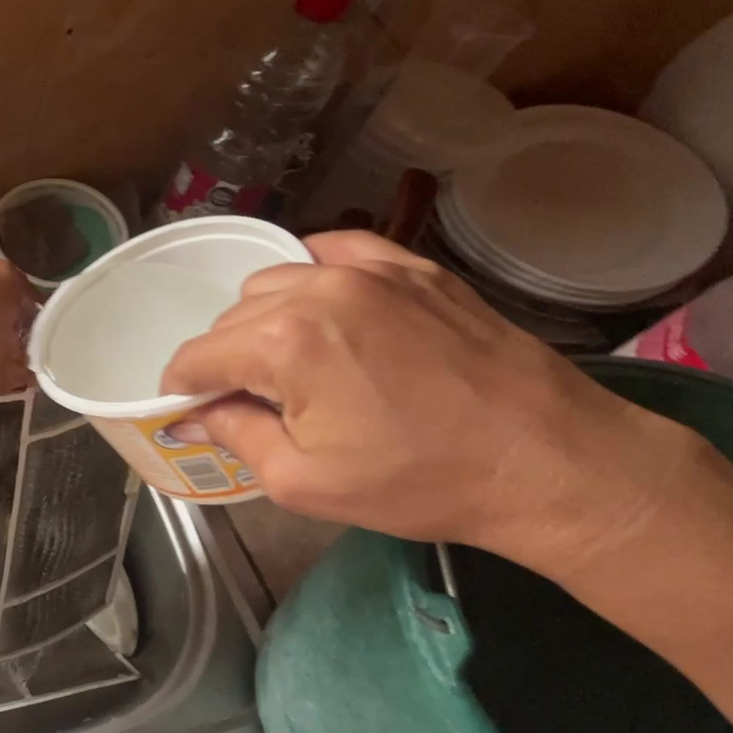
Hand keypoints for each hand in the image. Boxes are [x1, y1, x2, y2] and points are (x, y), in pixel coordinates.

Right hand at [159, 231, 697, 558]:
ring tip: (296, 363)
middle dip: (226, 361)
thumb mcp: (302, 481)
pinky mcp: (415, 267)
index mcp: (283, 343)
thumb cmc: (419, 481)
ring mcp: (372, 271)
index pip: (196, 357)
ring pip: (275, 282)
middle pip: (231, 320)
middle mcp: (317, 290)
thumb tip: (190, 419)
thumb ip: (233, 436)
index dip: (182, 391)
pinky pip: (336, 251)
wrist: (551, 464)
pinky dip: (312, 276)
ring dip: (265, 321)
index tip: (190, 414)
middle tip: (253, 403)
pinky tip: (323, 307)